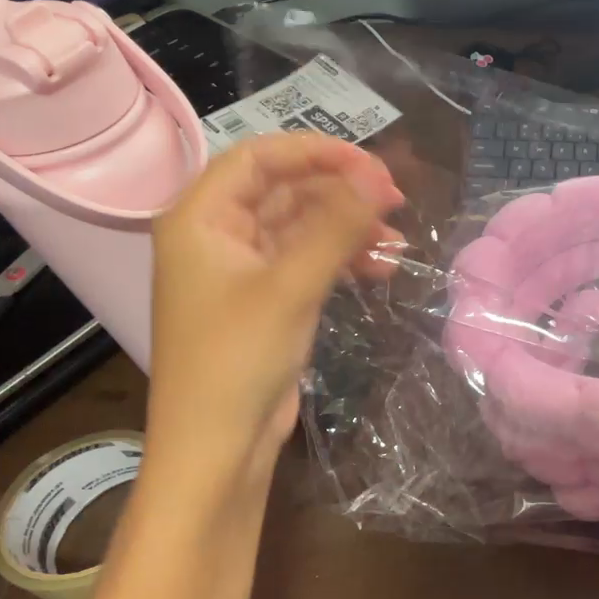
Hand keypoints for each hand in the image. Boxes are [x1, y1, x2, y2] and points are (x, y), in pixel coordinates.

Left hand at [145, 133, 403, 492]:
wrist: (217, 446)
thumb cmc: (238, 360)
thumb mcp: (290, 288)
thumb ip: (335, 228)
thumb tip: (378, 177)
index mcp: (201, 219)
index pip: (258, 159)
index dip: (315, 152)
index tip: (373, 165)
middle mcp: (217, 237)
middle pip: (284, 191)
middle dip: (341, 193)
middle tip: (396, 202)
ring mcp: (242, 271)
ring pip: (302, 228)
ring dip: (348, 230)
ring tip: (397, 243)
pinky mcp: (266, 302)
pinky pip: (307, 262)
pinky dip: (342, 260)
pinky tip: (379, 269)